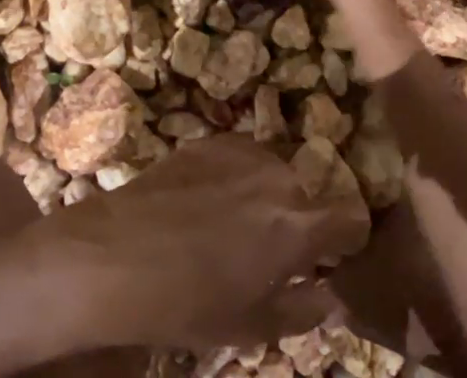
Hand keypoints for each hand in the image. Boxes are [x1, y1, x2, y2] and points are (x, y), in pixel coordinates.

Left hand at [42, 135, 367, 349]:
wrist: (113, 256)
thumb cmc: (188, 303)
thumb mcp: (253, 325)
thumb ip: (305, 309)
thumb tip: (331, 297)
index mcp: (300, 224)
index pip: (353, 219)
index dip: (348, 241)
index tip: (331, 259)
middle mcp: (280, 177)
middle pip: (309, 195)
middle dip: (298, 220)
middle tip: (268, 252)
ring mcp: (242, 153)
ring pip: (274, 174)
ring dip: (266, 196)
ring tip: (230, 227)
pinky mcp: (208, 141)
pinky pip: (240, 159)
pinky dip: (235, 178)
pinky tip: (204, 204)